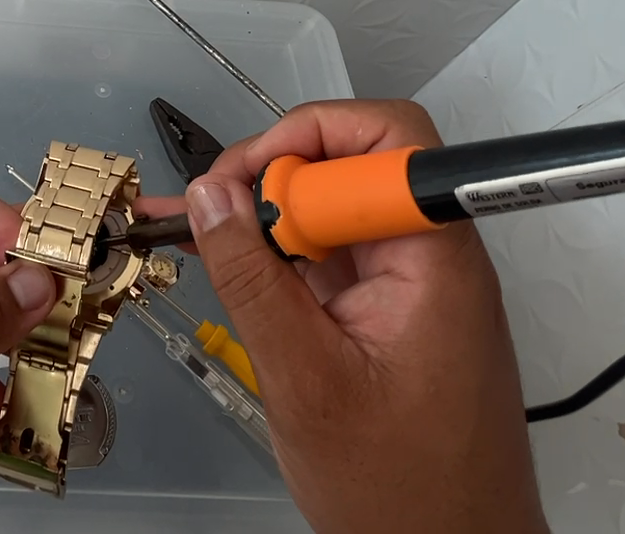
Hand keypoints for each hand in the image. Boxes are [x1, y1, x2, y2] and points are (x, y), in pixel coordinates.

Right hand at [164, 100, 547, 533]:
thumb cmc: (393, 488)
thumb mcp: (305, 380)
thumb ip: (251, 279)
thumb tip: (208, 191)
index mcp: (432, 256)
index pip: (387, 139)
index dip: (309, 135)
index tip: (241, 180)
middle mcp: (422, 251)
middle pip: (347, 162)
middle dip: (269, 172)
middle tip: (208, 209)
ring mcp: (400, 277)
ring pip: (324, 205)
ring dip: (257, 211)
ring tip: (192, 225)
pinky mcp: (377, 302)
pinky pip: (317, 250)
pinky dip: (265, 247)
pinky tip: (215, 253)